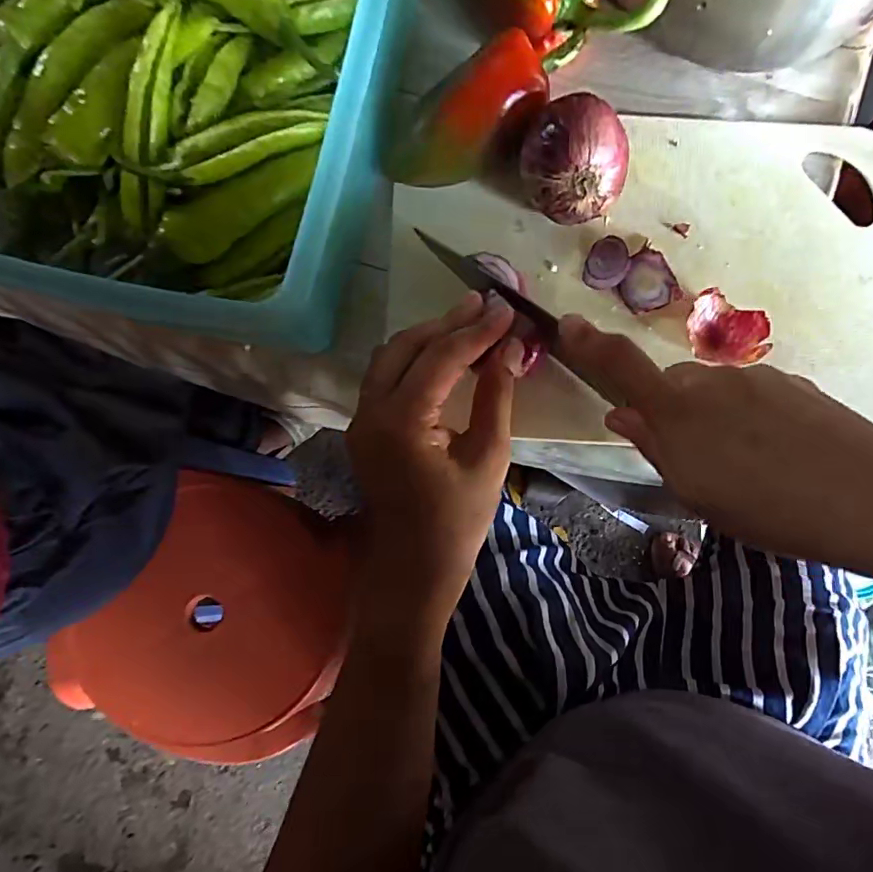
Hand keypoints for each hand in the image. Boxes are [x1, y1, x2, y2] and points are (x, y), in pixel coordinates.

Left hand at [348, 293, 523, 614]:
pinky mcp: (363, 432)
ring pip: (389, 360)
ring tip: (469, 324)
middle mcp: (370, 413)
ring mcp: (360, 422)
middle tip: (487, 305)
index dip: (477, 330)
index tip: (509, 309)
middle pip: (405, 347)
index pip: (440, 357)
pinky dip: (413, 363)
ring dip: (427, 339)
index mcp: (400, 422)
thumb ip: (495, 397)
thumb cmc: (456, 522)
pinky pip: (384, 381)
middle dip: (447, 323)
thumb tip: (512, 348)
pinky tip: (443, 359)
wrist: (412, 566)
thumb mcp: (487, 458)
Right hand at [559, 314, 872, 587]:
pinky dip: (745, 420)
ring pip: (712, 392)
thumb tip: (621, 415)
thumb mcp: (695, 492)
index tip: (566, 324)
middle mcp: (715, 382)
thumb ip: (654, 447)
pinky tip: (772, 458)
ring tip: (739, 469)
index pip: (623, 368)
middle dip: (666, 410)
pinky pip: (750, 397)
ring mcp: (761, 380)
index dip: (591, 346)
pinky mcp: (797, 388)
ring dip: (708, 419)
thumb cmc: (767, 510)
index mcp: (680, 410)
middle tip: (686, 460)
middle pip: (672, 384)